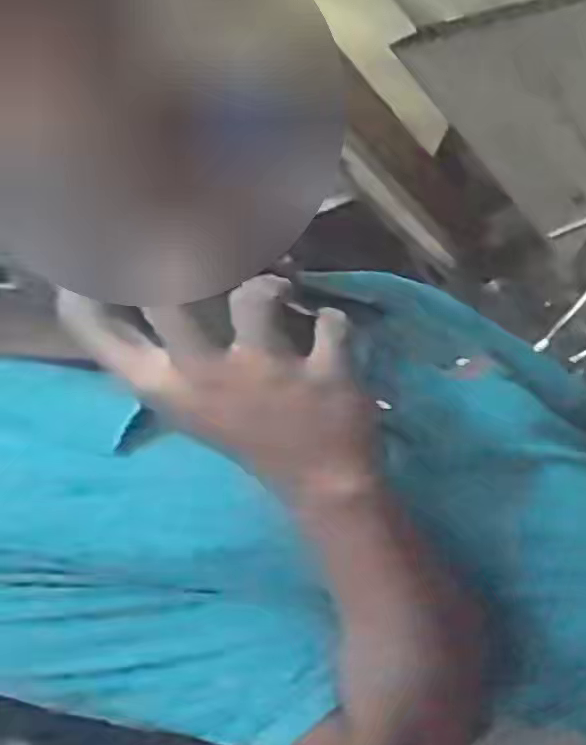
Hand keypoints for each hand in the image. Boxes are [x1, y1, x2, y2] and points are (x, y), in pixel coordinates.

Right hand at [58, 277, 379, 501]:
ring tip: (282, 289)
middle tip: (218, 267)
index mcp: (159, 384)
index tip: (126, 265)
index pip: (91, 323)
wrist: (321, 479)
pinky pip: (332, 325)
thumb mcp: (187, 402)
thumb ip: (164, 357)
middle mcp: (205, 372)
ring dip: (270, 286)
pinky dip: (336, 318)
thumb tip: (155, 295)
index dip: (96, 281)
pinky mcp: (327, 375)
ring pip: (255, 298)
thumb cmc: (254, 437)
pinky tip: (334, 324)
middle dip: (190, 269)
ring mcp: (269, 372)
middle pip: (168, 295)